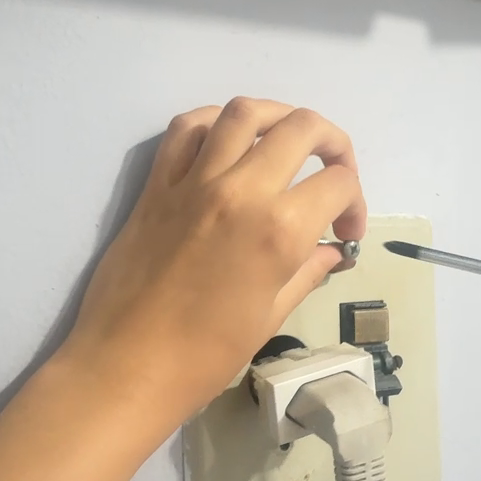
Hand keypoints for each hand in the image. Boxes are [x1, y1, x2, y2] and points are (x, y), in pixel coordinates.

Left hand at [60, 98, 366, 423]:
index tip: (344, 232)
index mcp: (278, 230)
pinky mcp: (155, 184)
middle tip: (332, 172)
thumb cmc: (204, 357)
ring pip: (243, 112)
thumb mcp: (269, 317)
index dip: (354, 204)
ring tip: (285, 140)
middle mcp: (241, 190)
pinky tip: (226, 142)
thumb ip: (305, 272)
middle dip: (332, 143)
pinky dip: (213, 122)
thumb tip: (329, 251)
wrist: (126, 368)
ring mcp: (193, 181)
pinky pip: (186, 129)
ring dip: (277, 115)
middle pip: (301, 128)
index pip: (337, 184)